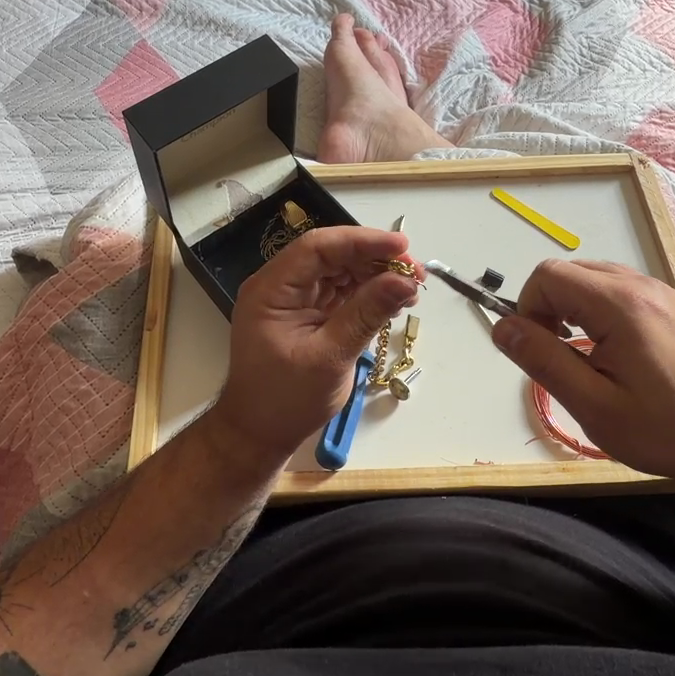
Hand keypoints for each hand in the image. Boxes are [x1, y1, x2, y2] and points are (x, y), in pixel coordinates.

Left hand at [207, 227, 418, 464]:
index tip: (402, 247)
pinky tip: (393, 301)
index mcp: (272, 289)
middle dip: (374, 258)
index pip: (318, 247)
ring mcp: (293, 299)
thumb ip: (366, 314)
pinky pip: (340, 292)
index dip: (361, 241)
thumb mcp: (329, 357)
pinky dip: (367, 294)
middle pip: (331, 255)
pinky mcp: (307, 314)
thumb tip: (405, 281)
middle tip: (416, 272)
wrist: (259, 434)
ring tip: (411, 289)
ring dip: (375, 275)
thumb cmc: (286, 400)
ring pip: (338, 271)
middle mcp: (280, 286)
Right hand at [489, 259, 674, 485]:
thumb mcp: (593, 405)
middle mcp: (642, 286)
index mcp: (621, 305)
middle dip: (548, 306)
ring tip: (583, 356)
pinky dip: (599, 309)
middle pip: (570, 270)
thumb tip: (502, 327)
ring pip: (594, 277)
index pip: (548, 275)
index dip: (528, 308)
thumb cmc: (663, 431)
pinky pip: (620, 289)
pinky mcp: (674, 305)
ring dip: (573, 307)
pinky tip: (612, 351)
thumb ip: (543, 360)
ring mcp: (662, 292)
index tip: (537, 349)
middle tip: (557, 355)